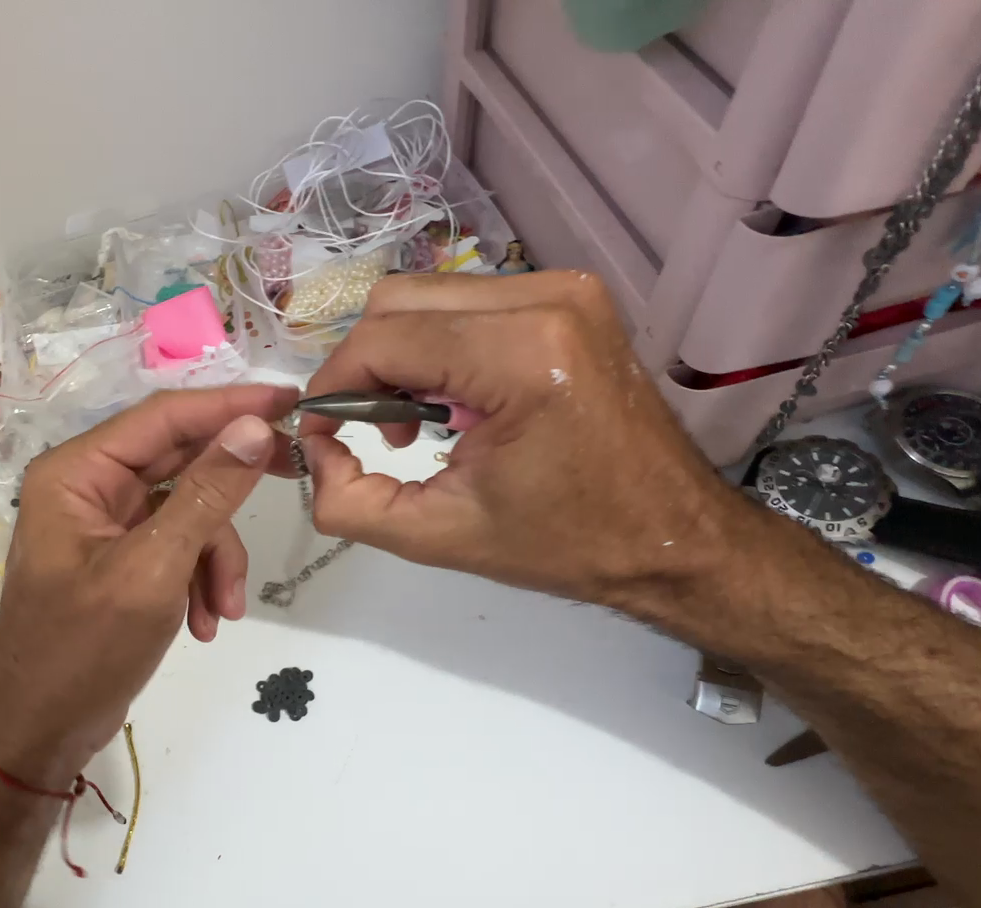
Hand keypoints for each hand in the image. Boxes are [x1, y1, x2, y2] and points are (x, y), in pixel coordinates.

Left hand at [0, 385, 295, 785]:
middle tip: (296, 476)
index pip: (164, 417)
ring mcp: (104, 525)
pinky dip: (198, 579)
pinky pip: (176, 546)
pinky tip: (204, 624)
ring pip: (187, 510)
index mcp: (77, 473)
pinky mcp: (121, 559)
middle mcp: (88, 486)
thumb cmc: (83, 652)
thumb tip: (254, 429)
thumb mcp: (153, 570)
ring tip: (224, 609)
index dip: (230, 405)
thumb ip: (206, 496)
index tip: (292, 401)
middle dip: (232, 487)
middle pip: (179, 459)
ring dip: (216, 556)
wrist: (42, 732)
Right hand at [300, 271, 748, 611]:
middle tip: (371, 432)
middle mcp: (546, 298)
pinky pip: (466, 305)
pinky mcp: (571, 297)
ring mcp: (564, 289)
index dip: (333, 385)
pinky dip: (437, 349)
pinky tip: (453, 406)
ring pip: (428, 297)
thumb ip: (347, 501)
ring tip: (416, 427)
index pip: (383, 339)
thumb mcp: (436, 536)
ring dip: (400, 357)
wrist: (672, 537)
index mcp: (521, 355)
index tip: (319, 433)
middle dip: (364, 367)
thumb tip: (308, 450)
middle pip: (398, 301)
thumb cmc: (563, 544)